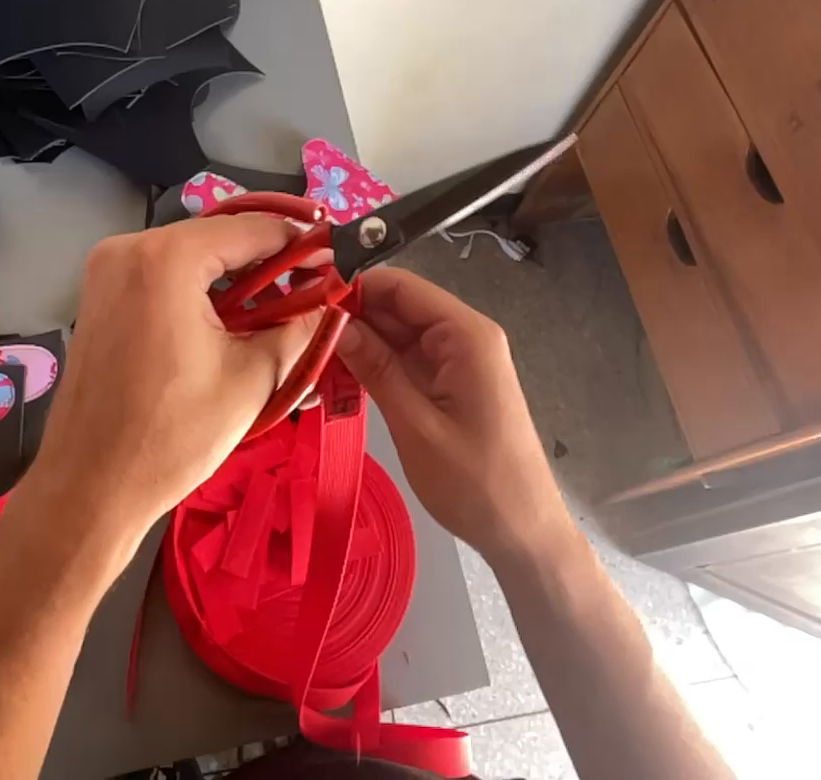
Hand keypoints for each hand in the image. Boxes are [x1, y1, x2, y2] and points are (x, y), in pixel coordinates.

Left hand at [23, 215, 320, 541]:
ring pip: (192, 255)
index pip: (251, 229)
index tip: (333, 263)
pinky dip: (201, 289)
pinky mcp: (100, 295)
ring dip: (235, 277)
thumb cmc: (172, 436)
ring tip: (275, 312)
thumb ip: (298, 327)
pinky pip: (164, 274)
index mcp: (166, 258)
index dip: (299, 244)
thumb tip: (327, 301)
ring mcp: (107, 270)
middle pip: (219, 237)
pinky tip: (230, 320)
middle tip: (309, 291)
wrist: (90, 488)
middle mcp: (129, 248)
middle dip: (267, 262)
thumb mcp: (253, 378)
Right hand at [335, 267, 570, 565]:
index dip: (356, 287)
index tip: (306, 299)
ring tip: (307, 353)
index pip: (403, 287)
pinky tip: (337, 375)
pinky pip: (406, 360)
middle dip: (351, 315)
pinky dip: (374, 365)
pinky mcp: (450, 383)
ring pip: (398, 334)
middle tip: (297, 332)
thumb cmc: (476, 482)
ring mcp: (458, 361)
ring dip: (358, 342)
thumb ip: (376, 368)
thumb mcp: (416, 425)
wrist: (524, 532)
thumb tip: (335, 322)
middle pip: (399, 307)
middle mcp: (465, 336)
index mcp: (466, 335)